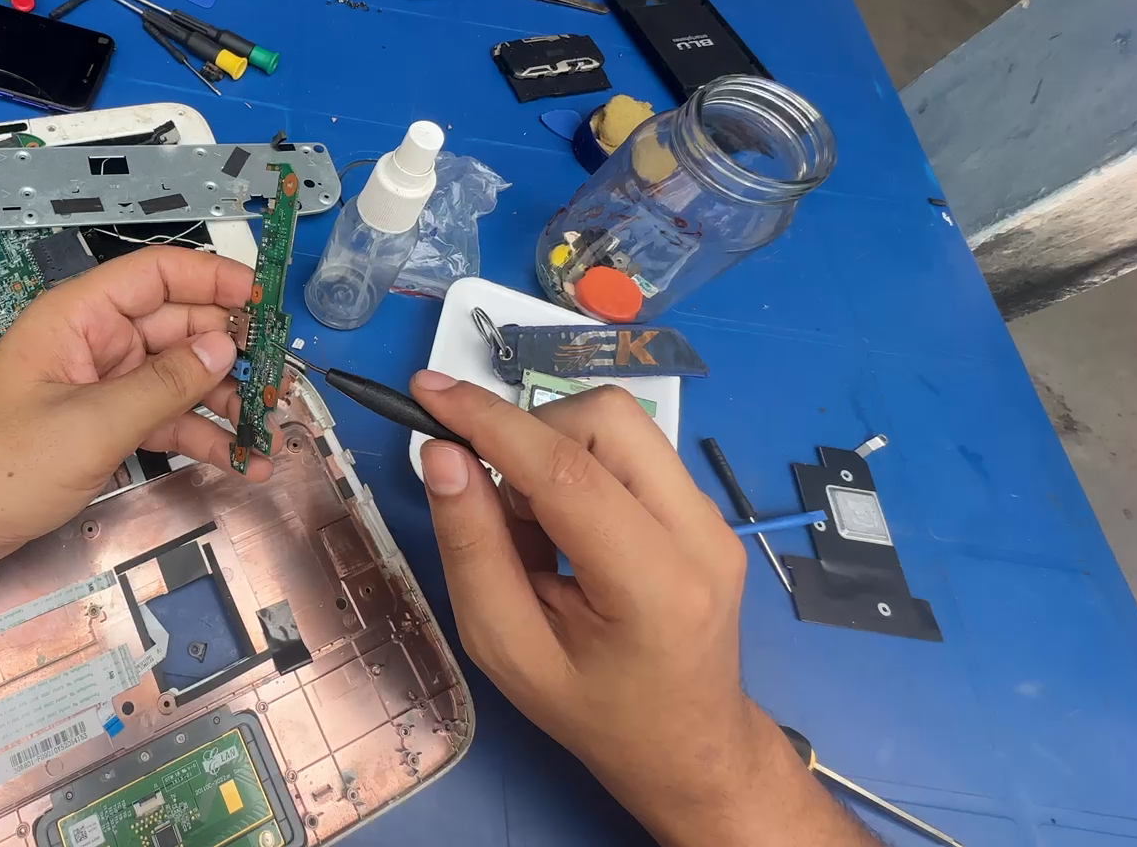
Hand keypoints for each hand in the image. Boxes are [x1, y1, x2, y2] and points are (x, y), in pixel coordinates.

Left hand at [0, 247, 269, 569]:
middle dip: (232, 352)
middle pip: (177, 328)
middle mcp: (96, 341)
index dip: (215, 278)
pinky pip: (162, 419)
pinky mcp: (103, 426)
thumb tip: (226, 342)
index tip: (266, 303)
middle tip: (283, 380)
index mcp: (81, 315)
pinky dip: (198, 437)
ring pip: (177, 378)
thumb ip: (164, 384)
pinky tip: (239, 459)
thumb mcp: (91, 423)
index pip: (158, 274)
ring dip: (224, 402)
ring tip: (272, 428)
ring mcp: (101, 386)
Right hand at [407, 372, 813, 840]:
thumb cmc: (590, 707)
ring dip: (546, 448)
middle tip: (494, 501)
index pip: (566, 471)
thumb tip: (441, 454)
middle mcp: (700, 534)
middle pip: (603, 419)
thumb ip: (469, 546)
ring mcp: (711, 515)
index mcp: (654, 586)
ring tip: (528, 521)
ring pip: (614, 420)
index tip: (425, 390)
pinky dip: (569, 462)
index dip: (488, 420)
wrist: (689, 746)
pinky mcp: (701, 505)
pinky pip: (622, 444)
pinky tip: (559, 523)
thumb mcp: (503, 643)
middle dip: (524, 435)